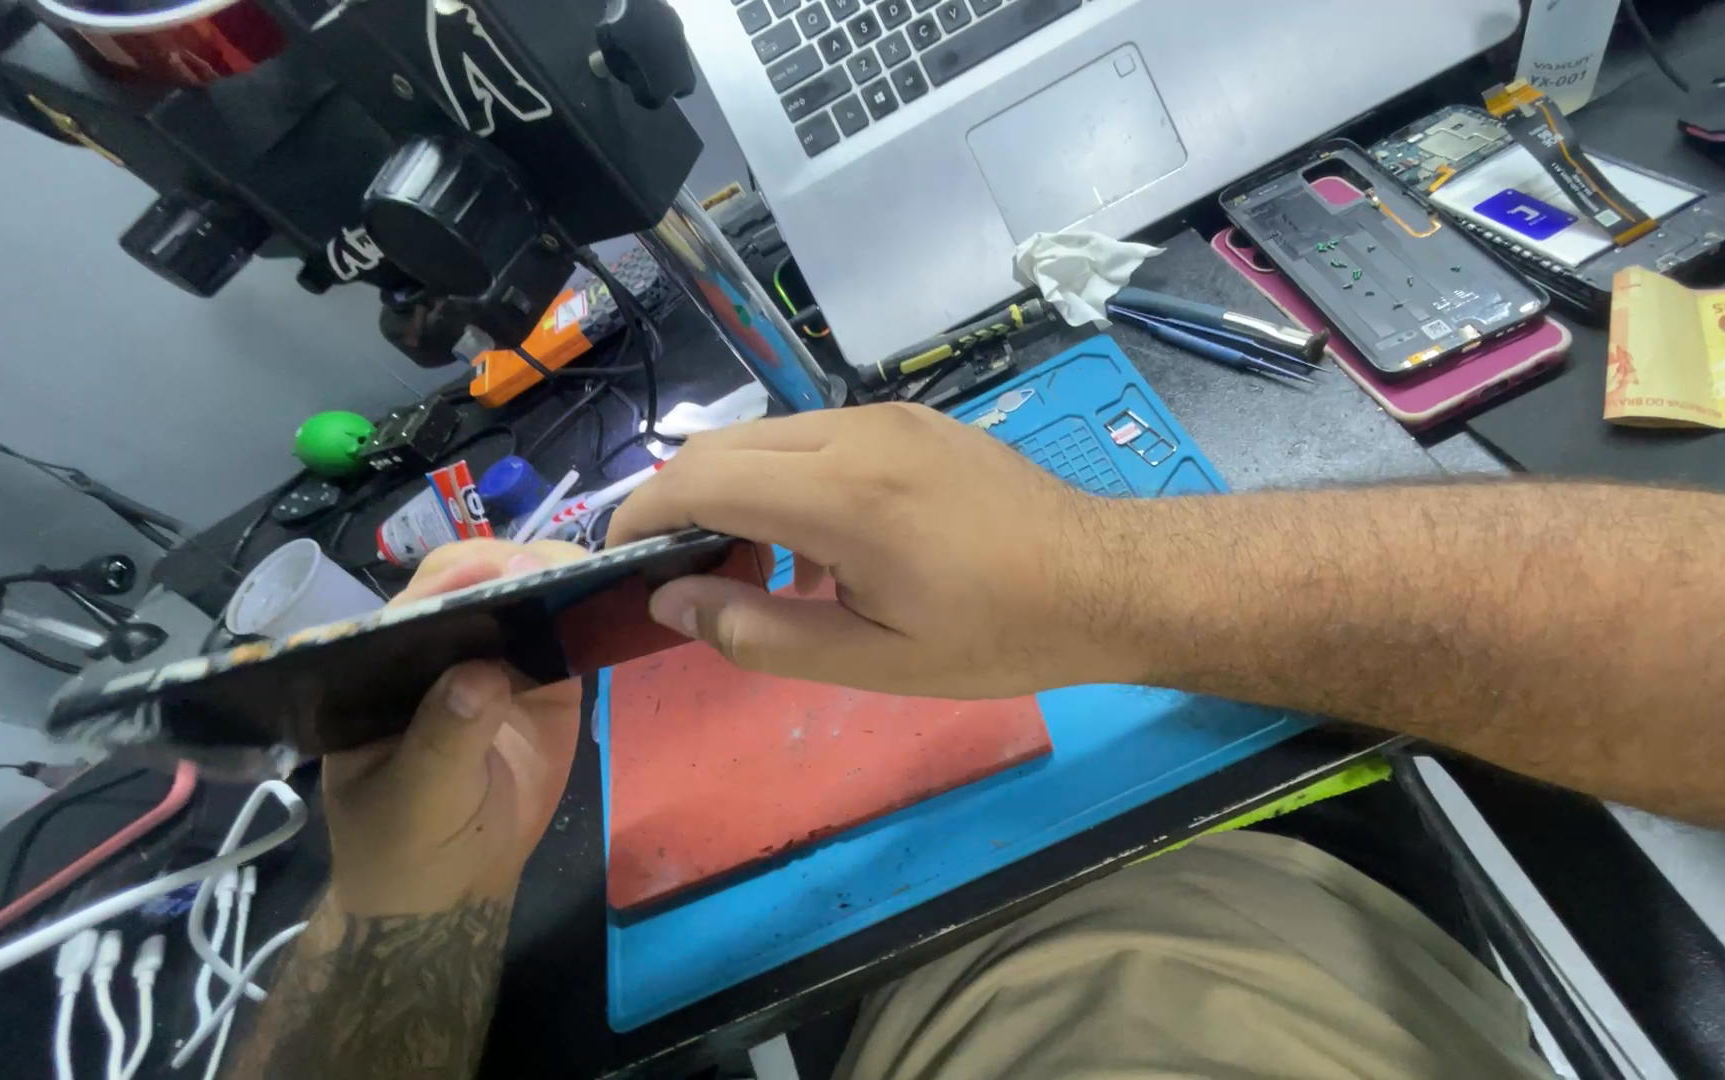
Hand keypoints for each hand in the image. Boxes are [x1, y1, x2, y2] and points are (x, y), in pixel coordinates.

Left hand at [319, 539, 588, 914]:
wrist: (459, 882)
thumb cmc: (407, 844)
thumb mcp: (415, 799)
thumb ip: (444, 738)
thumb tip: (483, 674)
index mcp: (384, 666)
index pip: (416, 604)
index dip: (453, 582)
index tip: (495, 573)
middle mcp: (441, 649)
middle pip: (476, 582)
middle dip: (513, 565)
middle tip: (556, 570)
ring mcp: (498, 660)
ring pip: (526, 597)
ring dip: (559, 578)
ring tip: (594, 575)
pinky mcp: (546, 679)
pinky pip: (566, 636)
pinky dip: (588, 616)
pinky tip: (612, 603)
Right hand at [605, 403, 1130, 697]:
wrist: (1105, 581)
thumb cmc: (997, 635)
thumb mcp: (874, 660)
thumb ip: (760, 632)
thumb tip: (671, 601)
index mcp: (843, 494)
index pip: (699, 480)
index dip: (642, 517)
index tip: (619, 560)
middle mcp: (857, 431)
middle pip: (726, 447)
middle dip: (681, 504)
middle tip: (687, 576)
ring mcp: (891, 417)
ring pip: (770, 436)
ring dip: (735, 490)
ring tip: (751, 565)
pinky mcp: (915, 420)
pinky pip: (820, 436)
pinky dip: (787, 477)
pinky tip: (816, 537)